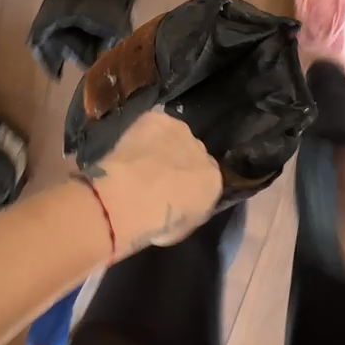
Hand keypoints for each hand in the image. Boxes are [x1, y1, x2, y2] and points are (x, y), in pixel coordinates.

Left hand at [84, 110, 221, 255]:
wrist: (132, 196)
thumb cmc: (158, 222)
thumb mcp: (183, 226)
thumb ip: (190, 209)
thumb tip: (183, 203)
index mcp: (213, 180)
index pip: (208, 176)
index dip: (190, 182)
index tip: (175, 190)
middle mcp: (202, 151)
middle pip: (192, 152)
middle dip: (178, 161)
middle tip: (156, 176)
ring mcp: (180, 131)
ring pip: (173, 136)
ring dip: (162, 145)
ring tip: (140, 160)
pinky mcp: (156, 118)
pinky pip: (153, 123)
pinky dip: (144, 132)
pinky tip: (131, 146)